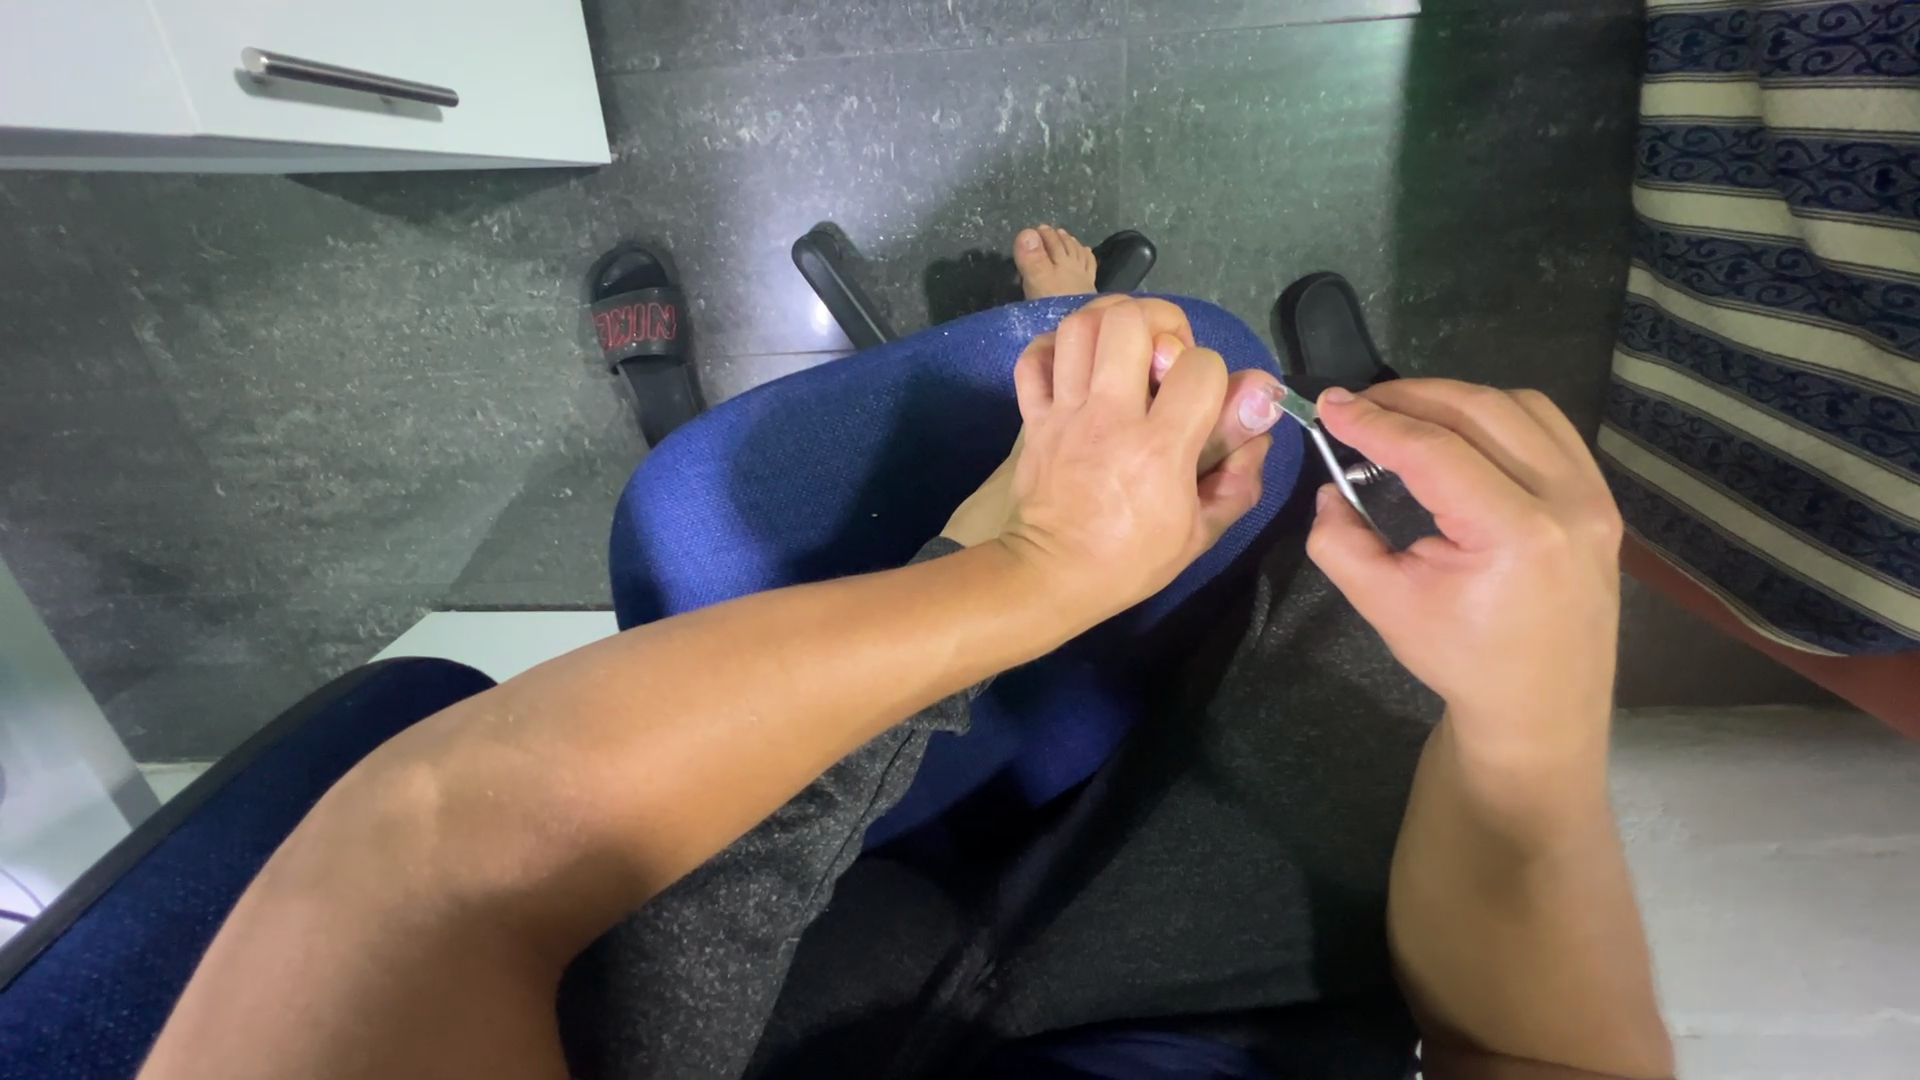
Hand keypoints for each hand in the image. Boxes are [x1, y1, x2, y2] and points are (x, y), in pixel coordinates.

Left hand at [957, 297, 1273, 622]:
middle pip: (1129, 321)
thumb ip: (1239, 474)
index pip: (1199, 366)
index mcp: (1158, 447)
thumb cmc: (1130, 560)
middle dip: (1160, 319)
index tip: (1205, 397)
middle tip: (1164, 350)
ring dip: (1108, 322)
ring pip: (1079, 328)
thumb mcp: (1201, 532)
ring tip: (1123, 346)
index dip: (1213, 371)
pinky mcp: (1032, 420)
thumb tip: (1261, 417)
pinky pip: (1032, 361)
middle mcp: (1109, 417)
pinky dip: (1053, 350)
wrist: (1051, 576)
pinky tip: (1075, 365)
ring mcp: (1064, 414)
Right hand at [1306, 380, 1623, 770]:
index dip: (1373, 422)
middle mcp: (1567, 502)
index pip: (1433, 451)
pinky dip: (1492, 416)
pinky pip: (1546, 428)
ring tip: (1400, 414)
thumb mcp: (1380, 603)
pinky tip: (1453, 433)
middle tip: (1355, 404)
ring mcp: (1593, 496)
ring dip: (1452, 400)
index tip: (1328, 405)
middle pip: (1481, 411)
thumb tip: (1328, 488)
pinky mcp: (1598, 499)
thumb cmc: (1458, 658)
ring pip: (1520, 408)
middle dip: (1409, 397)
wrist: (1539, 704)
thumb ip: (1338, 542)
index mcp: (1513, 534)